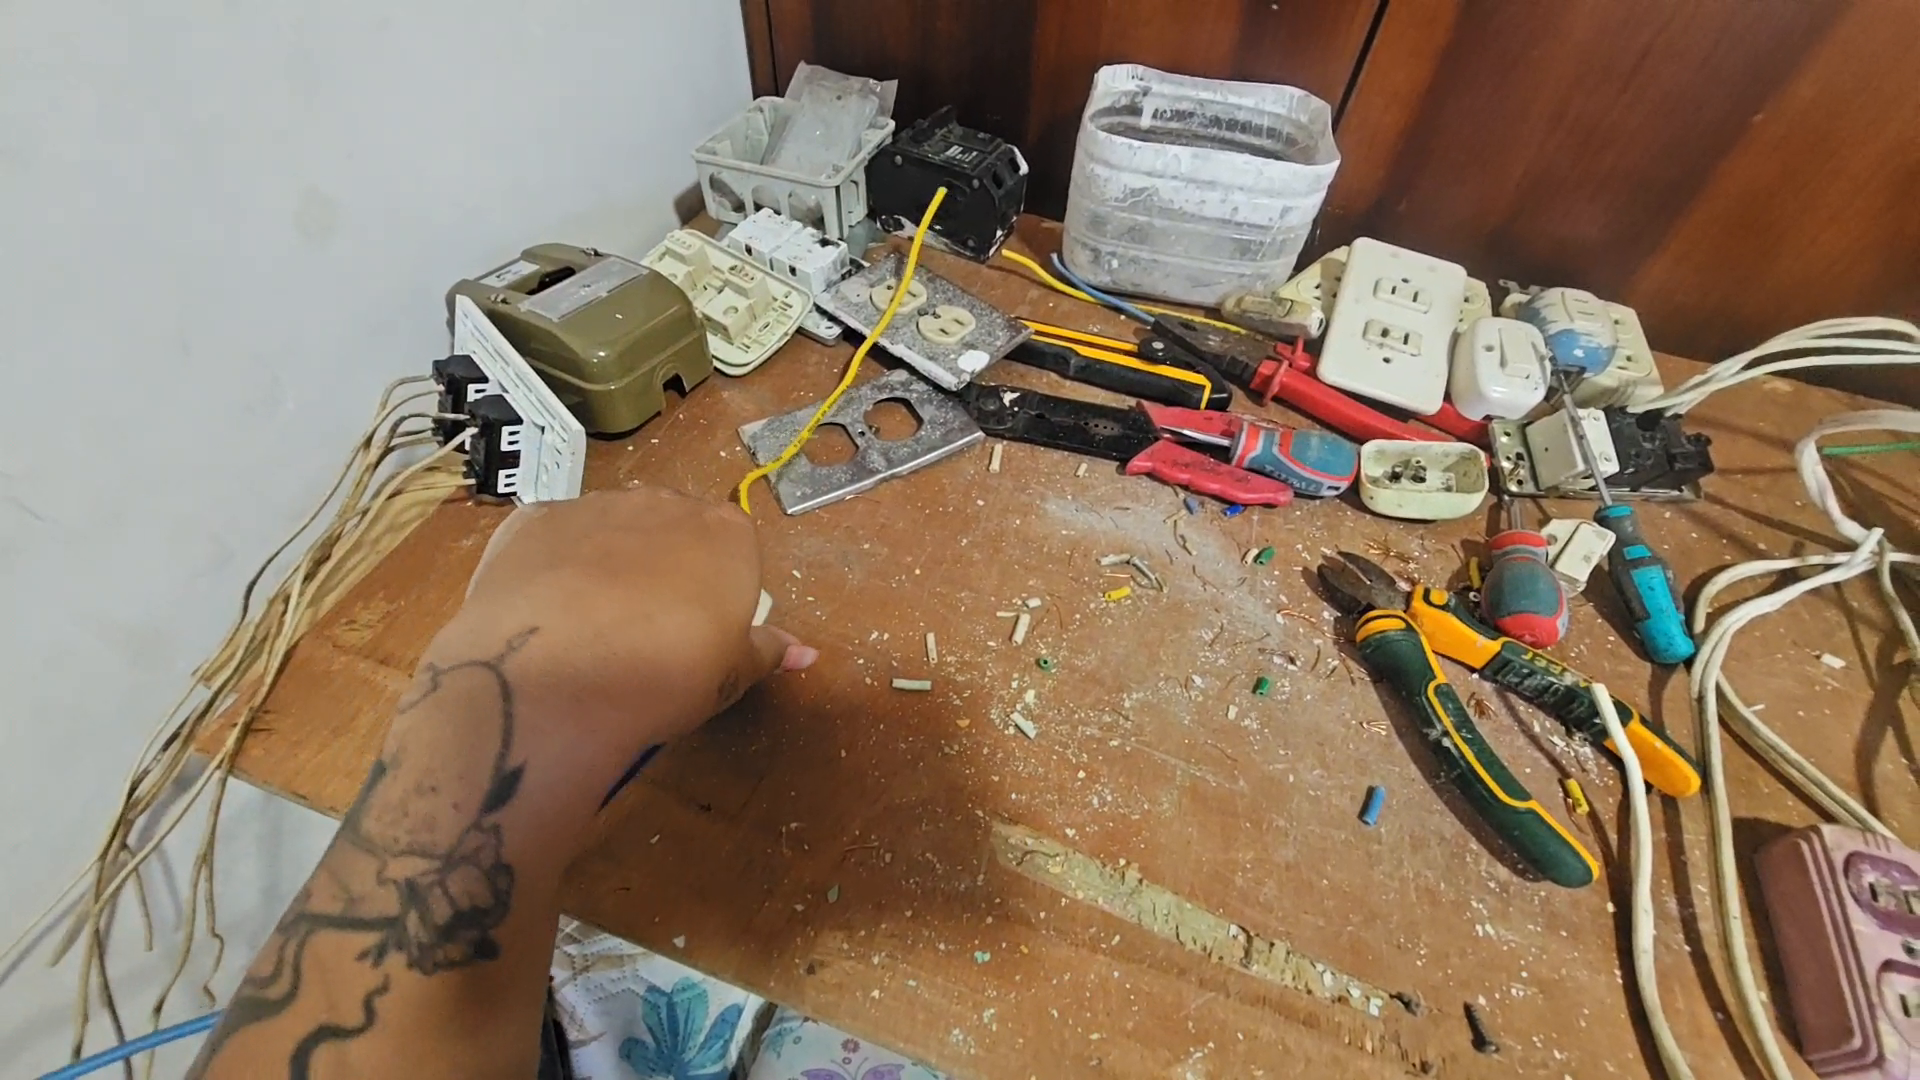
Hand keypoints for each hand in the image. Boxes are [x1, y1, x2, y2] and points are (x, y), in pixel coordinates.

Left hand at [395, 486, 815, 830]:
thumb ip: (770, 651)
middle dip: (665, 565)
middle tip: (648, 625)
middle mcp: (666, 502)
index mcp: (727, 532)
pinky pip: (555, 536)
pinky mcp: (534, 518)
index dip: (717, 587)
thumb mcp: (733, 673)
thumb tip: (807, 652)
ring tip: (591, 622)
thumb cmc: (670, 672)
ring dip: (611, 560)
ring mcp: (597, 503)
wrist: (559, 679)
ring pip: (614, 527)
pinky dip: (555, 564)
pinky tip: (547, 607)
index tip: (699, 627)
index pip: (733, 547)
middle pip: (674, 528)